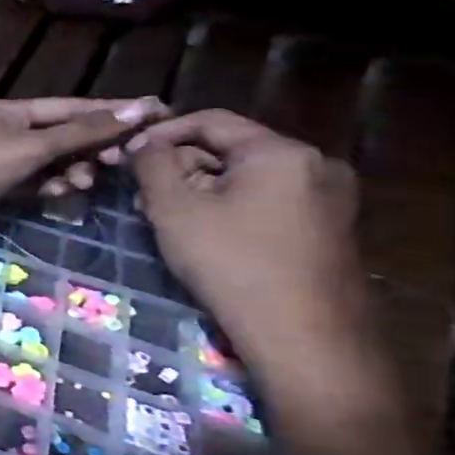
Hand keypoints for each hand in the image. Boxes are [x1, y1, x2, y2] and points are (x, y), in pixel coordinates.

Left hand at [0, 97, 164, 229]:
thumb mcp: (32, 148)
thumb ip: (81, 131)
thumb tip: (136, 109)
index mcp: (9, 109)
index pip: (70, 106)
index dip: (111, 112)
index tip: (154, 114)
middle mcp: (4, 127)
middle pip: (61, 133)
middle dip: (89, 148)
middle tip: (118, 162)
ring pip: (49, 159)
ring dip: (70, 169)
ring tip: (81, 182)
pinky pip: (33, 177)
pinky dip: (48, 184)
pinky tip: (57, 193)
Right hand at [128, 110, 364, 349]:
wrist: (302, 333)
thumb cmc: (231, 262)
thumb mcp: (174, 209)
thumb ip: (153, 165)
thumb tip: (143, 144)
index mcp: (280, 151)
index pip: (211, 121)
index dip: (162, 133)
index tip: (126, 155)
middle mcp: (315, 163)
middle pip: (231, 148)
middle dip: (181, 166)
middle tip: (142, 195)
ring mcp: (328, 197)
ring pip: (248, 176)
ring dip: (202, 188)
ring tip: (167, 219)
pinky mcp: (328, 228)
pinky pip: (269, 200)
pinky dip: (230, 206)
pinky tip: (205, 235)